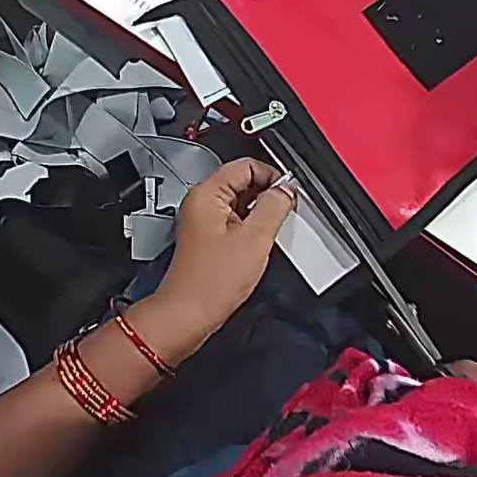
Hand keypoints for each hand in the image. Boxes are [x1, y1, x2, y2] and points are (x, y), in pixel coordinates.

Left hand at [152, 158, 296, 322]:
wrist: (189, 312)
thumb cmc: (210, 281)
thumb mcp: (254, 240)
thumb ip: (274, 208)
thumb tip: (285, 190)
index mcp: (207, 194)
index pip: (245, 165)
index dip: (271, 175)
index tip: (287, 192)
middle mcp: (201, 202)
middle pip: (243, 181)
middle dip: (267, 194)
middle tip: (282, 213)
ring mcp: (203, 219)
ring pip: (240, 201)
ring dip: (259, 212)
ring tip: (268, 232)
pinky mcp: (208, 235)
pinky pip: (234, 219)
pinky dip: (250, 226)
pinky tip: (256, 243)